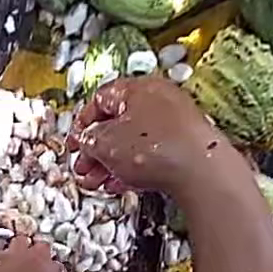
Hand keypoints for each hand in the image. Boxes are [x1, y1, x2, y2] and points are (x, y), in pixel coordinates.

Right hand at [68, 76, 234, 195]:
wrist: (198, 169)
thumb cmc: (153, 148)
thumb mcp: (104, 143)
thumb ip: (88, 139)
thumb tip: (86, 139)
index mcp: (137, 88)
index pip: (100, 99)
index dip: (82, 123)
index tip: (74, 142)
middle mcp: (157, 99)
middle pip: (116, 123)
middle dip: (95, 150)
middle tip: (83, 167)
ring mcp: (173, 122)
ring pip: (131, 142)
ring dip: (109, 163)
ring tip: (96, 182)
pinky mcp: (182, 145)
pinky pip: (149, 154)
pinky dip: (130, 168)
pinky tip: (119, 184)